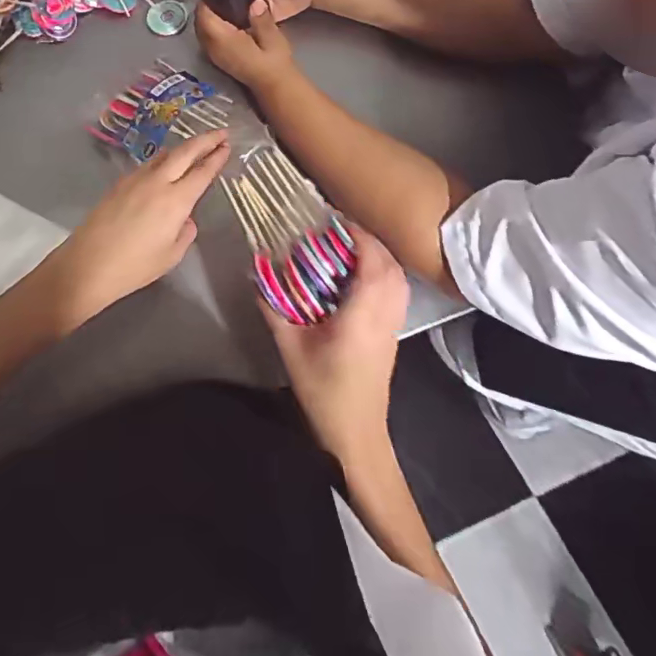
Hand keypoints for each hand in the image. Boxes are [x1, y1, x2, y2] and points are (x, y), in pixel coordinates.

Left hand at [46, 130, 231, 316]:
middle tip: (220, 133)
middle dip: (204, 140)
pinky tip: (163, 168)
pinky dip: (161, 161)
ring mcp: (134, 180)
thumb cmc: (135, 266)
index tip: (227, 146)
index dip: (216, 158)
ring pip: (163, 156)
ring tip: (194, 147)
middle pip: (184, 153)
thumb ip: (184, 233)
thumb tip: (184, 219)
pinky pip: (146, 166)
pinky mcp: (118, 185)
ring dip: (181, 149)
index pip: (202, 172)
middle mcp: (156, 182)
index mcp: (176, 200)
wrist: (88, 264)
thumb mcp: (171, 255)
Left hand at [195, 0, 297, 91]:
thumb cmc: (274, 62)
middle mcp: (212, 47)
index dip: (207, 0)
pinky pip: (208, 38)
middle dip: (207, 8)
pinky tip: (228, 22)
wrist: (274, 85)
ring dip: (209, 18)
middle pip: (200, 22)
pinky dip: (213, 28)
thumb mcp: (273, 38)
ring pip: (202, 31)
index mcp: (223, 40)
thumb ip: (262, 19)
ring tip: (226, 5)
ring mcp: (213, 54)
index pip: (204, 15)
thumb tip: (255, 3)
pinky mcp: (218, 58)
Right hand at [260, 225, 408, 458]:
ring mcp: (394, 328)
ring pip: (398, 280)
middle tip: (339, 233)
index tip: (336, 223)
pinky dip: (384, 275)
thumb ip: (274, 308)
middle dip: (370, 242)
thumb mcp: (290, 347)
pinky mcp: (393, 336)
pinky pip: (396, 294)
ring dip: (379, 258)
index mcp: (361, 316)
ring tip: (348, 250)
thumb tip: (257, 274)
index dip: (360, 238)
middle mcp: (385, 317)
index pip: (372, 265)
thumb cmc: (322, 390)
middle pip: (391, 268)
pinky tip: (359, 278)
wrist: (354, 433)